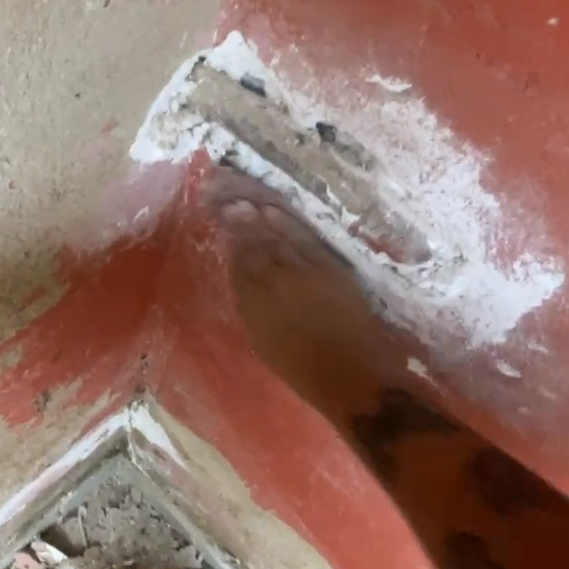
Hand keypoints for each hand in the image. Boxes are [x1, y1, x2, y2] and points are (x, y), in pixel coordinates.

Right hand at [205, 168, 406, 420]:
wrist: (351, 376)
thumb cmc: (303, 368)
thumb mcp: (263, 341)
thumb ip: (251, 305)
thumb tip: (242, 275)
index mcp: (255, 304)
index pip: (238, 260)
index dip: (228, 235)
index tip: (217, 213)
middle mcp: (275, 283)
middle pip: (253, 242)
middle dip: (237, 216)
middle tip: (222, 191)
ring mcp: (303, 273)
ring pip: (275, 237)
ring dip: (257, 215)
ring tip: (242, 196)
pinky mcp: (329, 270)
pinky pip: (302, 240)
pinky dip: (285, 224)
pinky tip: (272, 212)